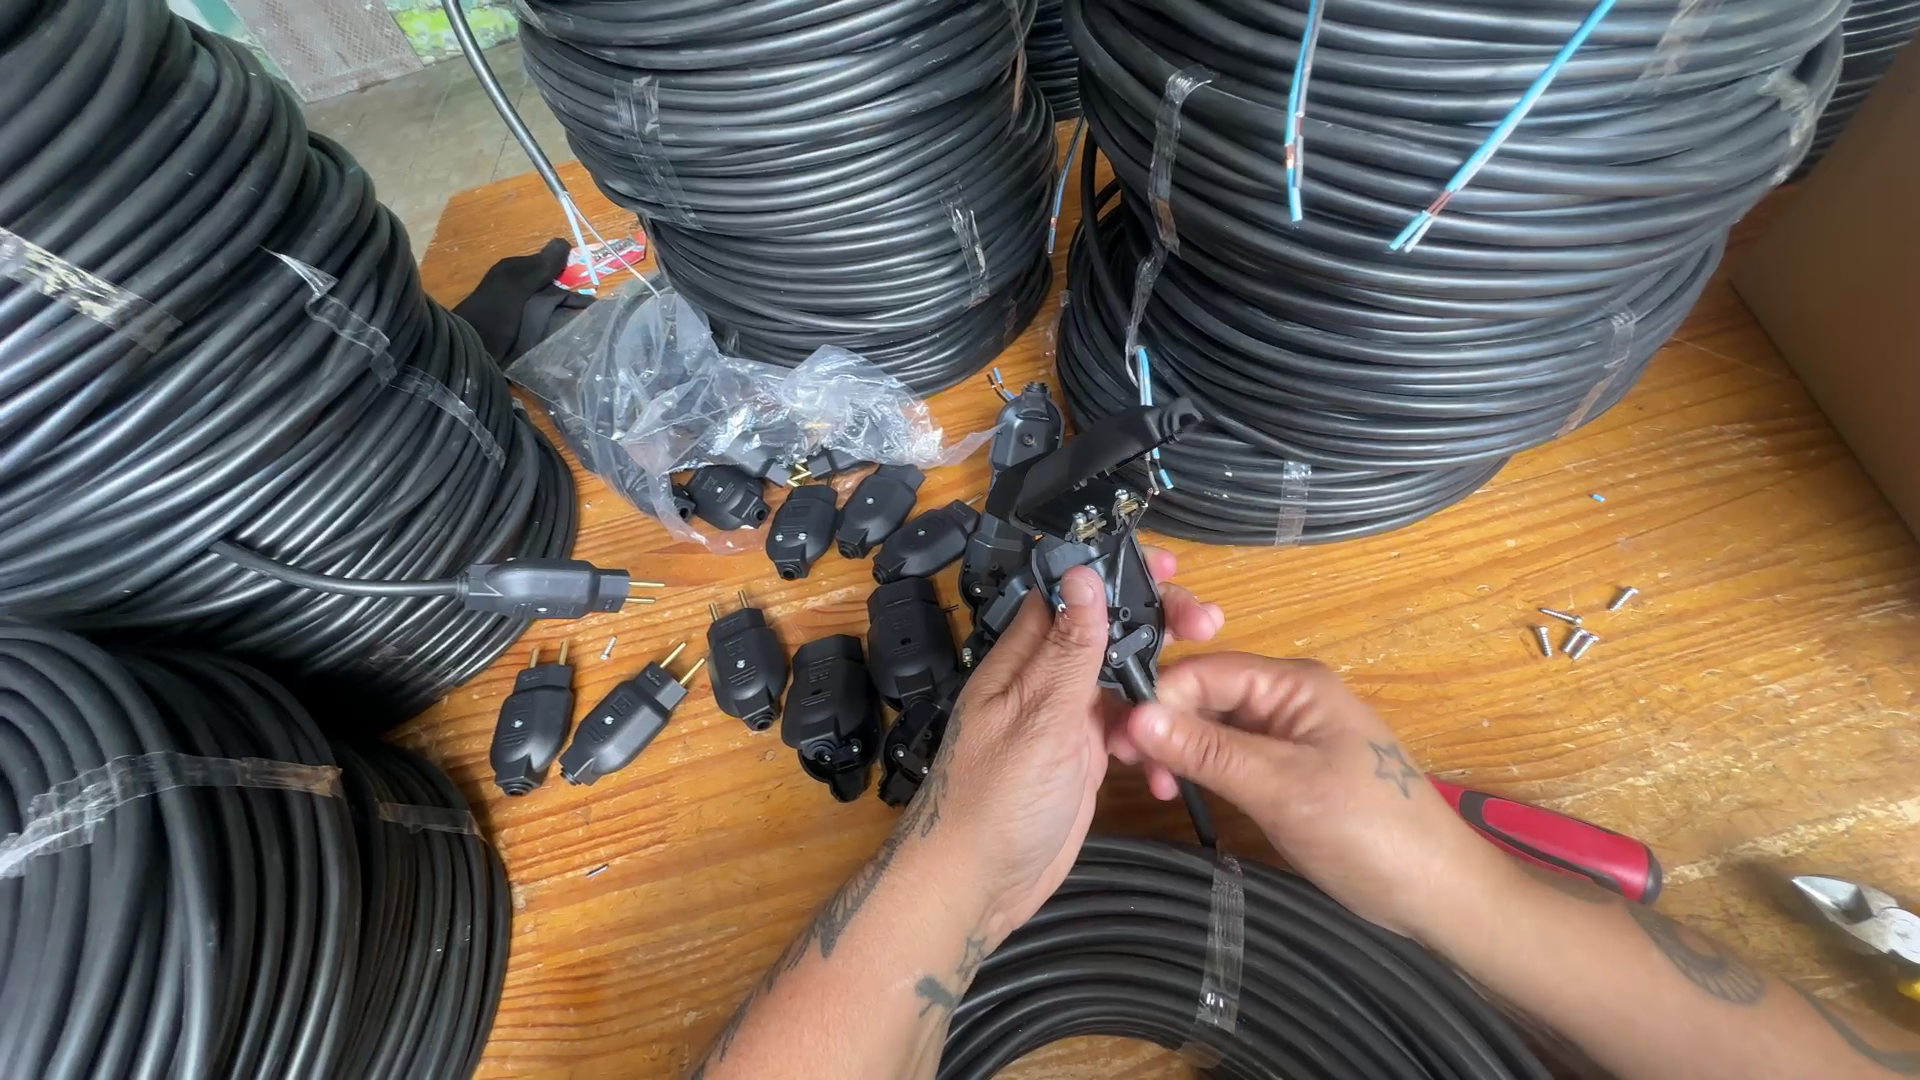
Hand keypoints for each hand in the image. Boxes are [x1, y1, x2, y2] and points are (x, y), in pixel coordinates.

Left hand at [920, 548, 1222, 945]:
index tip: (1166, 566)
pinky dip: (1152, 730)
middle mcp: (1044, 679)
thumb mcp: (1040, 718)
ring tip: (1202, 680)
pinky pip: (1127, 725)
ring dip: (1160, 674)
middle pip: (1103, 630)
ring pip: (1120, 676)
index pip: (1068, 594)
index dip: (1114, 573)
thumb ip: (1068, 650)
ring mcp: (1066, 716)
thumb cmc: (996, 800)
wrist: (981, 884)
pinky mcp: (1085, 752)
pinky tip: (1169, 748)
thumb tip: (1081, 575)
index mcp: (1022, 659)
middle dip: (1152, 619)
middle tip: (1203, 618)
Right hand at [1123, 654, 1503, 939]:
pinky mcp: (1282, 765)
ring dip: (1178, 750)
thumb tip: (1135, 716)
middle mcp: (1284, 697)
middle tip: (1132, 770)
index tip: (1123, 741)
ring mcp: (1284, 732)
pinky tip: (1180, 790)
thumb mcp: (1281, 788)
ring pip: (1210, 725)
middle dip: (1164, 727)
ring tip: (1157, 788)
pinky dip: (1199, 768)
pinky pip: (1226, 753)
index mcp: (1292, 684)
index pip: (1204, 672)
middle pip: (1203, 696)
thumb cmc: (1369, 831)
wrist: (1442, 896)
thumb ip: (1206, 750)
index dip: (1159, 700)